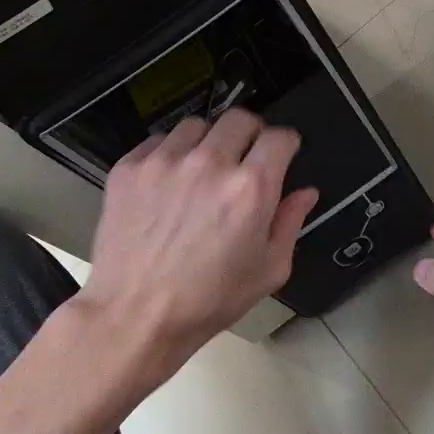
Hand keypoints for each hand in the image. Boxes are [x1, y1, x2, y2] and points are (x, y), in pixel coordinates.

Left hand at [74, 110, 316, 384]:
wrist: (137, 314)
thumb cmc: (210, 300)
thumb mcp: (269, 270)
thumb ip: (290, 223)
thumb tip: (305, 193)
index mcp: (251, 189)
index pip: (279, 137)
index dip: (286, 145)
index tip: (283, 155)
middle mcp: (209, 164)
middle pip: (240, 119)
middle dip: (251, 135)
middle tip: (247, 160)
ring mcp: (165, 162)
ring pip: (198, 125)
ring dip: (210, 141)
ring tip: (205, 171)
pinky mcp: (129, 168)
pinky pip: (158, 142)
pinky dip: (172, 154)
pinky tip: (172, 184)